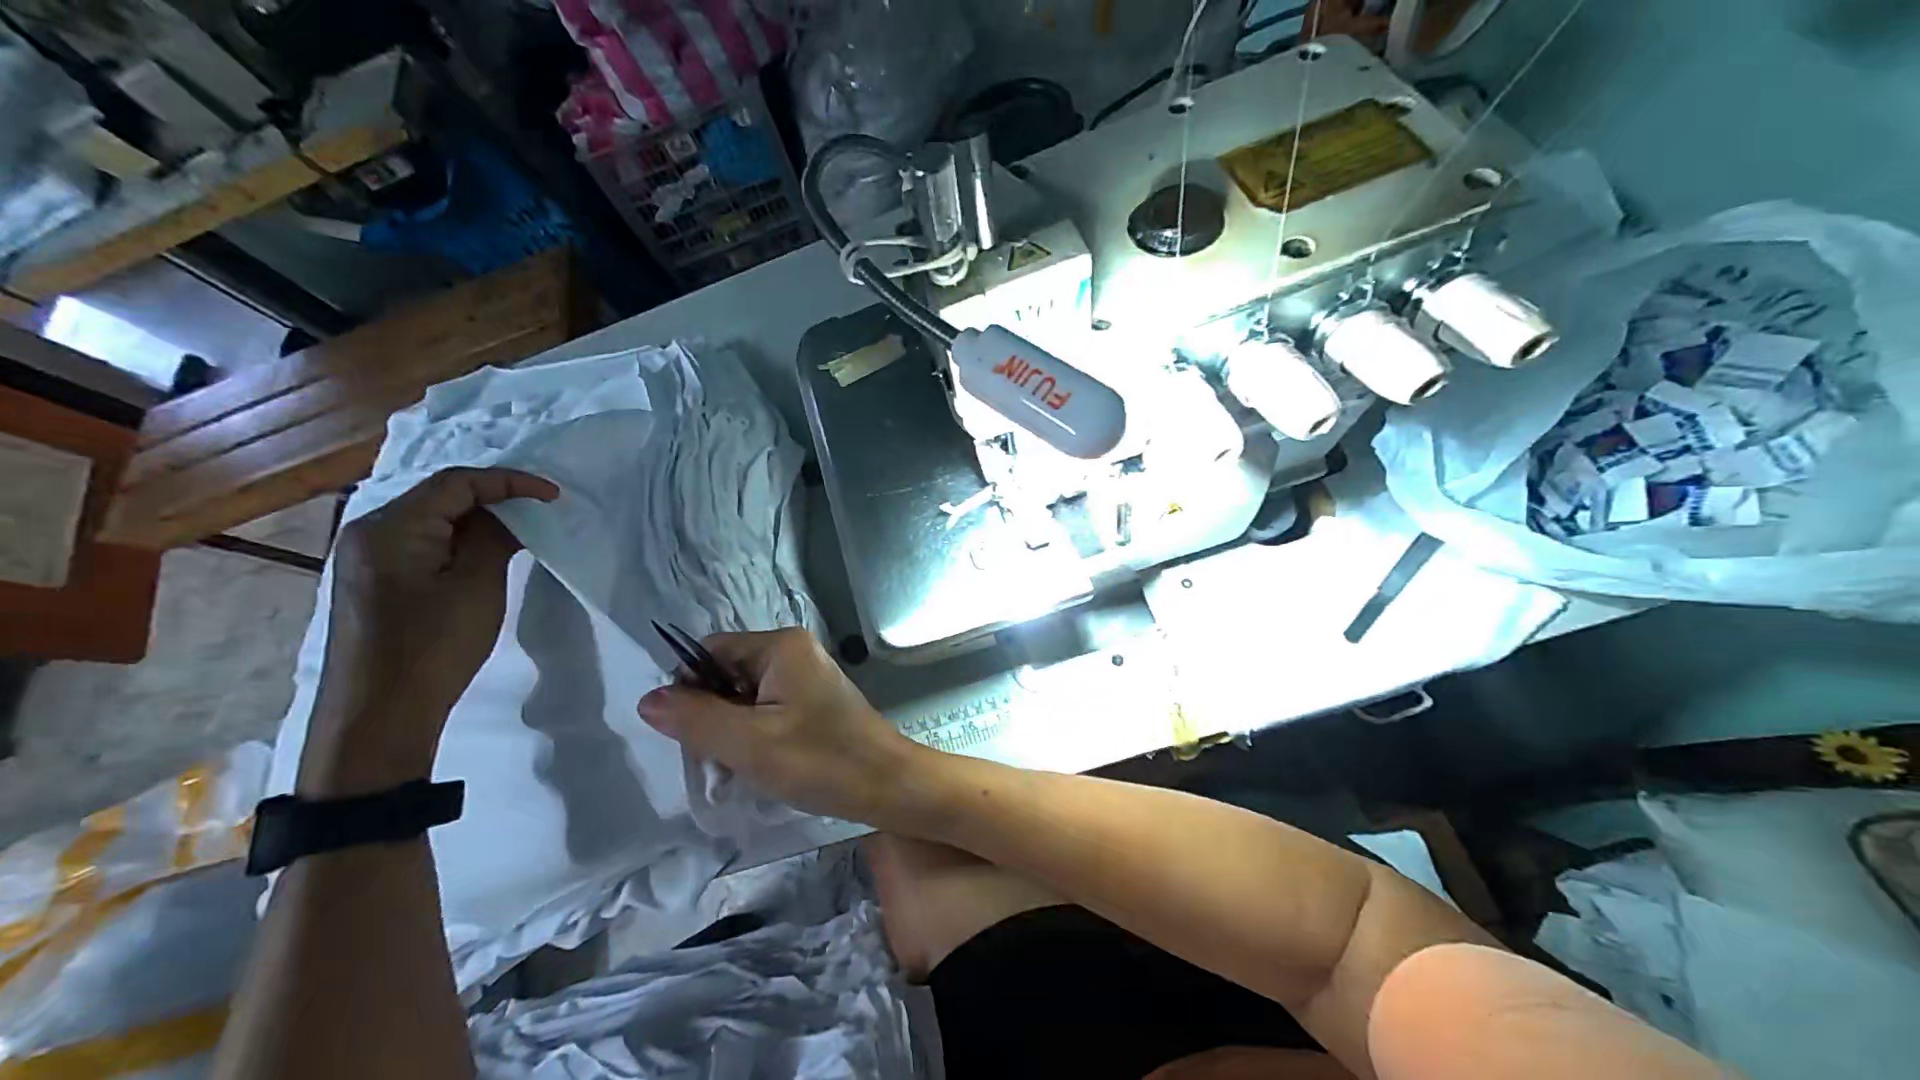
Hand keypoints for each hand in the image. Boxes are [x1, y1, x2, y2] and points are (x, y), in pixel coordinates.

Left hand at [300, 467, 559, 796]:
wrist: (379, 713)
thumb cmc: (433, 645)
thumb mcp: (476, 586)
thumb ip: (494, 538)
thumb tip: (509, 514)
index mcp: (391, 526)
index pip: (456, 482)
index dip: (509, 481)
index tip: (554, 495)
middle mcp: (369, 531)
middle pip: (440, 496)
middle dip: (493, 497)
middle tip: (540, 510)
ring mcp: (366, 556)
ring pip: (432, 519)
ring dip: (477, 519)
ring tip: (521, 529)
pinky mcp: (374, 580)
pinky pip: (421, 542)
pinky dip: (457, 539)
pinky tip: (483, 552)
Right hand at [636, 628, 924, 822]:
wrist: (889, 786)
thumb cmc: (821, 761)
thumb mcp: (749, 743)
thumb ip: (695, 719)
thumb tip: (648, 699)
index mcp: (780, 646)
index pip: (709, 652)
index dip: (690, 689)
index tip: (692, 734)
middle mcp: (794, 652)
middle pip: (726, 675)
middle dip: (713, 716)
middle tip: (720, 758)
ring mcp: (807, 677)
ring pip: (744, 697)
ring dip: (733, 731)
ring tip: (742, 766)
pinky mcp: (815, 703)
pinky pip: (767, 710)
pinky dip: (756, 736)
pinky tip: (763, 765)